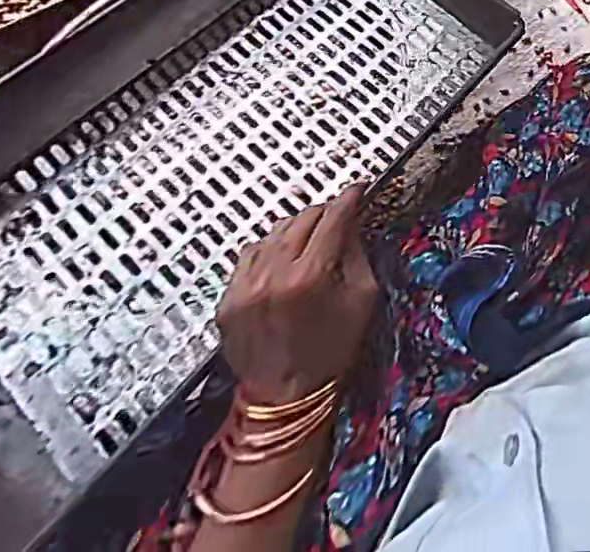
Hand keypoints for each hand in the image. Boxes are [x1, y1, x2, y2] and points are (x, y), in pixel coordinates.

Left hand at [217, 182, 379, 402]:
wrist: (286, 399)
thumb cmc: (332, 350)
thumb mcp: (362, 299)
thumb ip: (357, 253)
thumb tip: (350, 221)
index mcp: (310, 277)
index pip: (333, 218)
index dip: (349, 198)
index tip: (358, 190)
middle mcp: (273, 276)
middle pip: (303, 218)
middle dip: (324, 214)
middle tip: (337, 219)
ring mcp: (245, 287)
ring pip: (275, 231)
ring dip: (297, 229)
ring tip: (310, 242)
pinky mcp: (227, 299)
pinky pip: (250, 254)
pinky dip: (269, 250)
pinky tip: (282, 262)